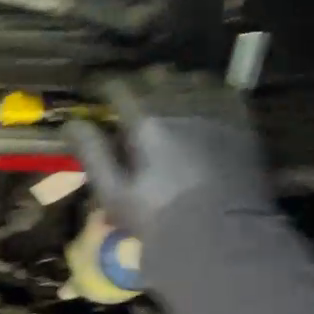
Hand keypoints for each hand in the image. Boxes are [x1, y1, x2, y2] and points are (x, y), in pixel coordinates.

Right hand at [63, 68, 272, 240]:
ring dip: (172, 84)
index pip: (118, 86)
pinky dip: (206, 92)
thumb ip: (93, 154)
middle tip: (126, 100)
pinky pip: (223, 91)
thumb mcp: (113, 194)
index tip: (92, 92)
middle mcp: (183, 106)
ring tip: (163, 100)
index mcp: (147, 123)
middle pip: (156, 75)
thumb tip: (71, 123)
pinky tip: (198, 106)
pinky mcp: (242, 123)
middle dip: (138, 83)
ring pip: (190, 78)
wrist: (222, 238)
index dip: (101, 86)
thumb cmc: (159, 220)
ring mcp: (217, 112)